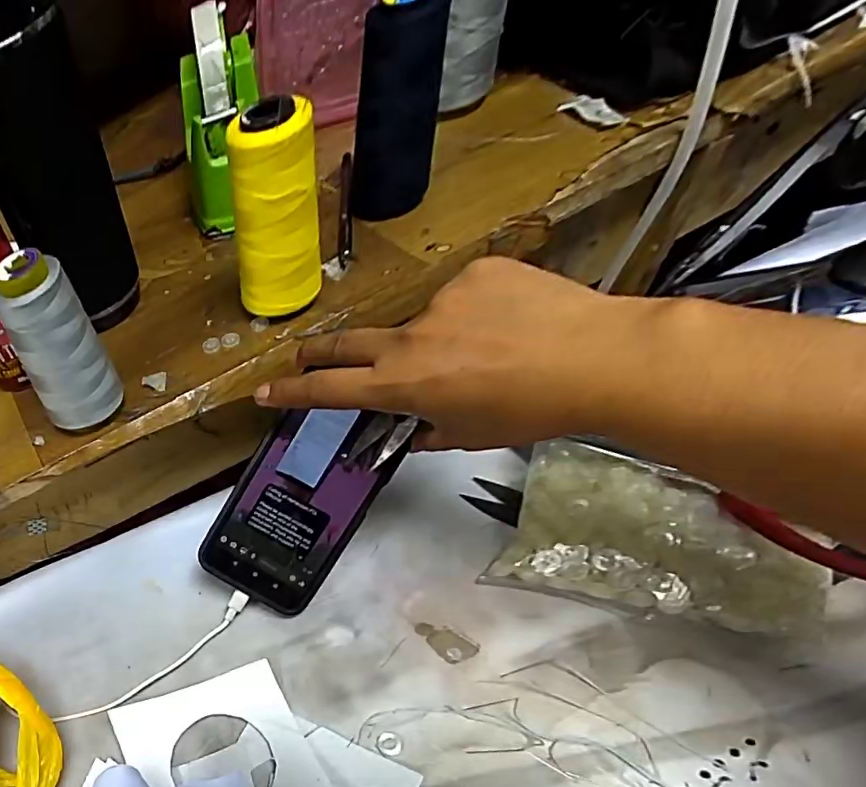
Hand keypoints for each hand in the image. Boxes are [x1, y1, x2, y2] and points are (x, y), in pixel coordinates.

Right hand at [254, 257, 659, 449]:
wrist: (602, 358)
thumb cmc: (530, 410)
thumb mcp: (470, 434)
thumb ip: (429, 431)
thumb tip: (417, 428)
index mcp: (402, 385)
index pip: (329, 390)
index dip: (291, 392)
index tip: (263, 391)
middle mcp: (410, 339)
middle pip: (346, 344)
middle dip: (319, 353)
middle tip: (305, 355)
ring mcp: (442, 300)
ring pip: (424, 323)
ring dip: (440, 339)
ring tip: (491, 350)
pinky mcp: (477, 272)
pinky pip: (463, 295)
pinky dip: (477, 311)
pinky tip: (513, 322)